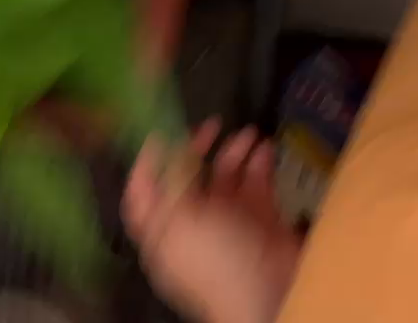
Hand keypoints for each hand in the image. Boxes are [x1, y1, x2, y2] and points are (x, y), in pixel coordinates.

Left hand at [123, 122, 301, 322]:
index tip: (159, 131)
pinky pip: (256, 177)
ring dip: (234, 149)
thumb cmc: (218, 259)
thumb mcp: (184, 221)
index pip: (144, 195)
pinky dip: (260, 159)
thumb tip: (171, 147)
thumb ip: (174, 181)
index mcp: (165, 231)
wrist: (274, 292)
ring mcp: (229, 218)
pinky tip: (265, 148)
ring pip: (224, 173)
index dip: (147, 165)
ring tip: (248, 135)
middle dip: (196, 147)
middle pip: (186, 176)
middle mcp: (193, 223)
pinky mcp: (260, 213)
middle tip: (212, 125)